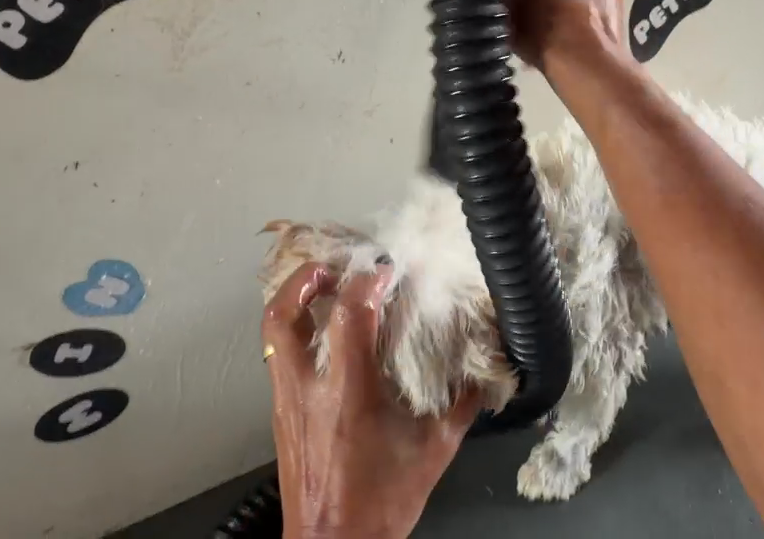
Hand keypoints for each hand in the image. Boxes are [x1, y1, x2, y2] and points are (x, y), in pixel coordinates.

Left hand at [263, 262, 477, 538]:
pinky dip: (298, 330)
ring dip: (295, 300)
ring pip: (274, 334)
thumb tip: (489, 368)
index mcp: (348, 391)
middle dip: (307, 278)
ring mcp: (287, 401)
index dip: (367, 280)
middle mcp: (308, 389)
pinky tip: (324, 333)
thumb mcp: (435, 448)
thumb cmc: (383, 500)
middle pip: (285, 315)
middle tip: (336, 264)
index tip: (387, 270)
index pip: (348, 312)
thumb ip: (463, 400)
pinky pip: (280, 356)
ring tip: (324, 286)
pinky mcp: (281, 414)